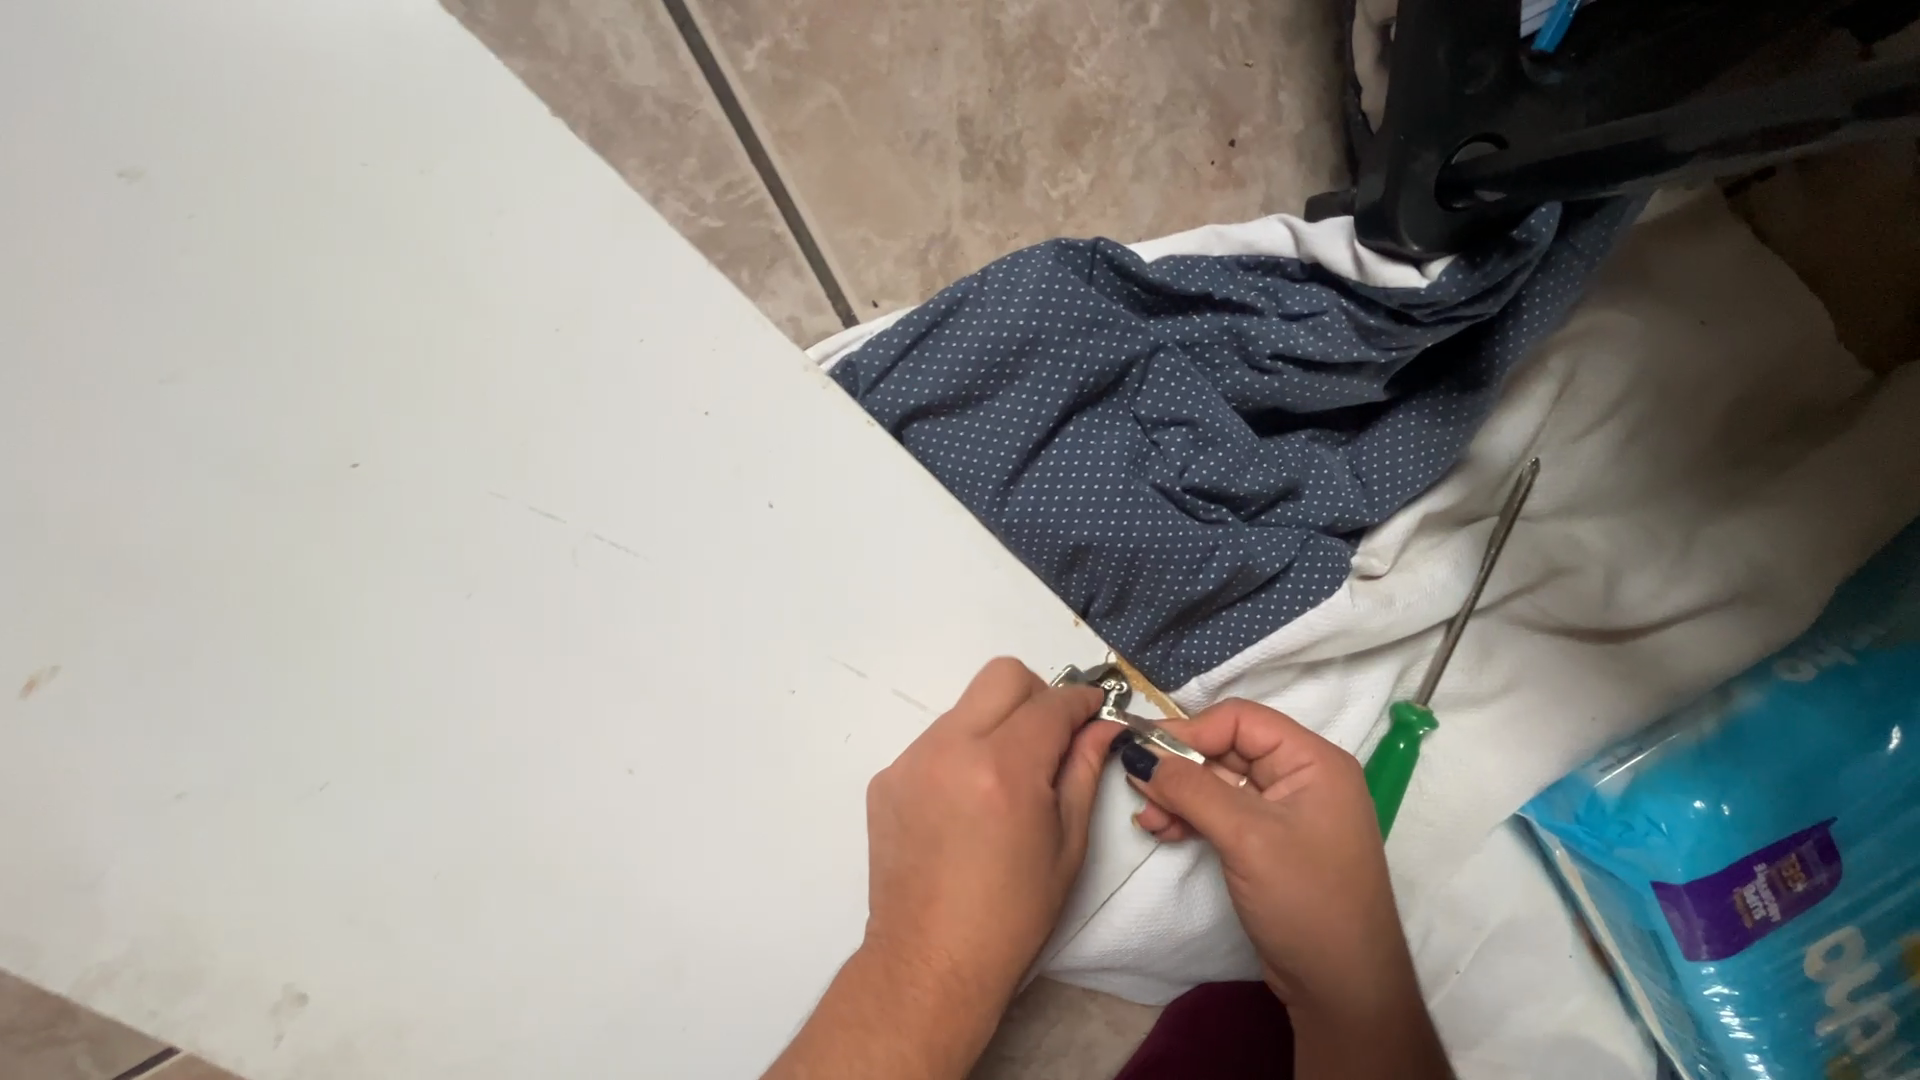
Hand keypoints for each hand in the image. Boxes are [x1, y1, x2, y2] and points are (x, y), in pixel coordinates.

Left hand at [862, 657, 1110, 1003]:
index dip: (1082, 701)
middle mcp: (951, 748)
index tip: (1094, 711)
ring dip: (995, 724)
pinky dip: (960, 753)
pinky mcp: (885, 778)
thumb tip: (1103, 725)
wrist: (929, 963)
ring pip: (966, 707)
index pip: (1052, 703)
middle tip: (1050, 735)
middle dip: (1037, 694)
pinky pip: (934, 741)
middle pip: (1002, 675)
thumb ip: (1084, 770)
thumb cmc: (1012, 915)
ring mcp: (910, 760)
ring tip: (1004, 779)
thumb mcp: (1067, 844)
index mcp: (1003, 768)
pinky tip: (966, 803)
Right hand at [1110, 700, 1451, 1079]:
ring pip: (1217, 781)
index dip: (1191, 730)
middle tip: (1136, 783)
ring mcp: (1284, 811)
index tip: (1145, 751)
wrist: (1343, 992)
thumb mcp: (1245, 837)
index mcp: (1312, 761)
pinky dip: (1189, 816)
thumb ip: (1189, 788)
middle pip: (1226, 748)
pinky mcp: (1267, 842)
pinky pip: (1220, 811)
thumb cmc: (1306, 901)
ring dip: (1178, 794)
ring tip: (1146, 816)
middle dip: (1179, 766)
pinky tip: (1162, 829)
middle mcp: (1300, 777)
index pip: (1240, 720)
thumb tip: (1139, 753)